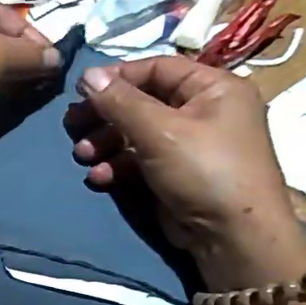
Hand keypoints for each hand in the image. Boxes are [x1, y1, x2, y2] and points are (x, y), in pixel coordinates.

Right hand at [65, 55, 305, 276]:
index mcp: (214, 88)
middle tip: (73, 124)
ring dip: (106, 142)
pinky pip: (141, 160)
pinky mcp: (176, 174)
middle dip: (106, 115)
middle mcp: (204, 111)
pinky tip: (99, 176)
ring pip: (138, 133)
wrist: (232, 236)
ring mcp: (190, 145)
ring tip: (82, 155)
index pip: (159, 68)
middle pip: (143, 101)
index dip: (118, 76)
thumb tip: (88, 73)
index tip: (82, 89)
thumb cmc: (203, 170)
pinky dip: (119, 165)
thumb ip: (120, 101)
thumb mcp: (159, 130)